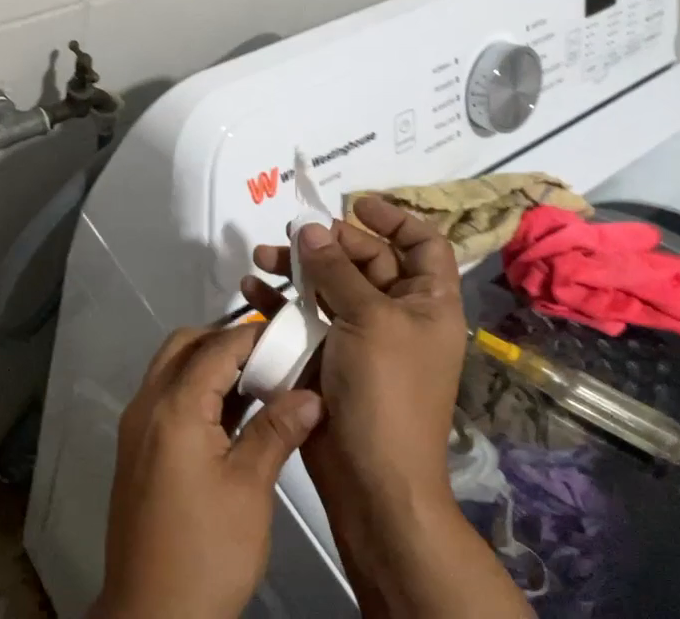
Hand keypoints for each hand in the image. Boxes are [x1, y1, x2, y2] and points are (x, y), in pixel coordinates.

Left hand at [93, 324, 323, 618]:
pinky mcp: (138, 452)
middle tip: (271, 356)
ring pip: (171, 372)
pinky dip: (197, 392)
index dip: (253, 334)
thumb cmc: (207, 549)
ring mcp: (137, 429)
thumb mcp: (250, 489)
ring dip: (210, 366)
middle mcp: (146, 407)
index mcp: (172, 408)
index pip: (214, 348)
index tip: (290, 332)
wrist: (153, 611)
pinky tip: (235, 413)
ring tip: (261, 380)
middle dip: (225, 342)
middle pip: (183, 347)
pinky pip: (166, 400)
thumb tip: (309, 394)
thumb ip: (276, 431)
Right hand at [244, 198, 529, 618]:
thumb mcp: (368, 320)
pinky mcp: (324, 356)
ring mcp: (358, 337)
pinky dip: (278, 301)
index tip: (355, 204)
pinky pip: (301, 317)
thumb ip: (336, 269)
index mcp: (426, 303)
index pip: (422, 244)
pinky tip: (252, 290)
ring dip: (295, 268)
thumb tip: (311, 227)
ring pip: (326, 286)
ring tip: (260, 257)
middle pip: (363, 260)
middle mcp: (395, 314)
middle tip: (289, 234)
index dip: (394, 219)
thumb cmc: (386, 391)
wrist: (370, 476)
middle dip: (326, 242)